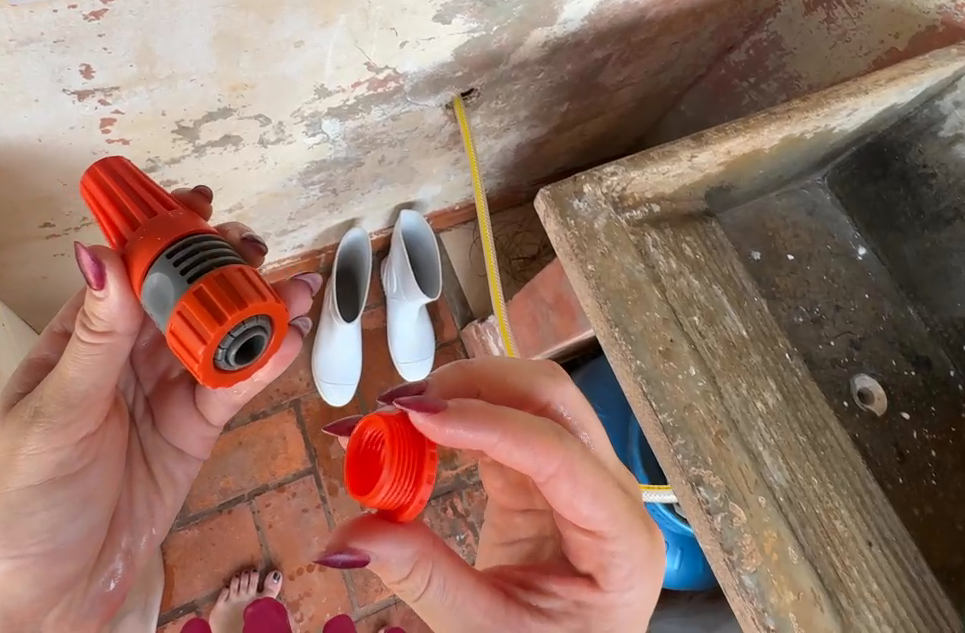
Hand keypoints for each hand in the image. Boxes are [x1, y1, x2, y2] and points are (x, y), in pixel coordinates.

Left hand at [0, 187, 320, 631]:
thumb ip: (94, 338)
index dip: (163, 233)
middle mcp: (127, 357)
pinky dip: (261, 362)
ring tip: (296, 288)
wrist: (46, 604)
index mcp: (82, 340)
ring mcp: (165, 391)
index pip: (127, 271)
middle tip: (255, 250)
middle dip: (220, 266)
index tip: (199, 202)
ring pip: (217, 334)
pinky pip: (232, 386)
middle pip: (183, 295)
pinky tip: (287, 340)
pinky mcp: (195, 429)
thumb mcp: (56, 416)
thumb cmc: (25, 505)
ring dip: (256, 308)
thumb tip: (99, 250)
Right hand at [317, 357, 664, 631]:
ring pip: (524, 396)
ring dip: (459, 393)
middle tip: (401, 405)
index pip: (558, 452)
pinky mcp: (539, 474)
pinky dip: (453, 419)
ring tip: (395, 414)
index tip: (417, 416)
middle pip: (549, 398)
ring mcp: (575, 475)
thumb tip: (343, 539)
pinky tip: (412, 429)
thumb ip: (423, 578)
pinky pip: (497, 425)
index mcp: (622, 538)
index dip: (487, 424)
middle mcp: (608, 490)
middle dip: (472, 386)